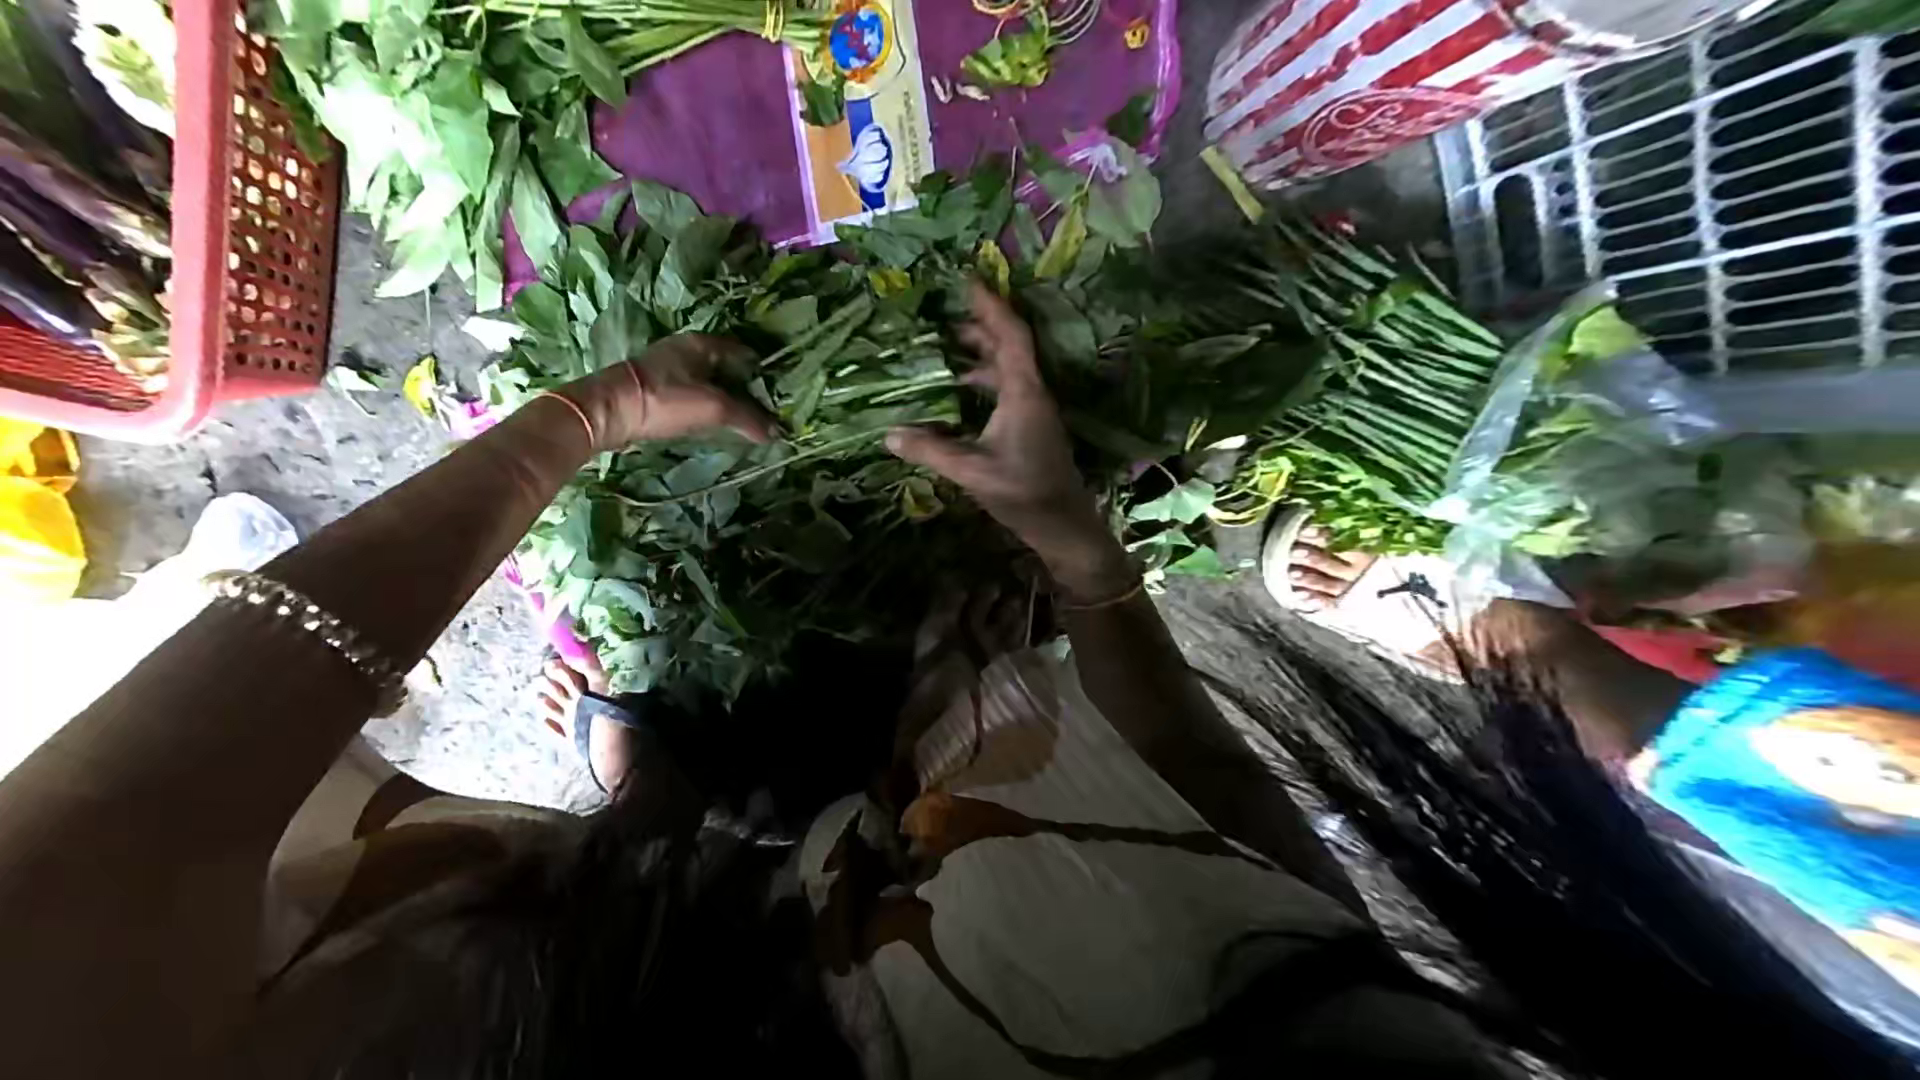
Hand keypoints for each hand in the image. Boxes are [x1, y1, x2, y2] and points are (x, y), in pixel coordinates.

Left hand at [567, 334, 773, 450]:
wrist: (609, 413)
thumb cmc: (666, 400)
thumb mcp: (714, 408)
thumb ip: (749, 418)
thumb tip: (777, 432)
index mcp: (702, 344)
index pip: (744, 351)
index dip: (763, 369)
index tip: (779, 389)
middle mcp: (686, 349)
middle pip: (727, 366)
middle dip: (747, 384)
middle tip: (768, 406)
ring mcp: (669, 367)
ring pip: (710, 379)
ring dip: (728, 395)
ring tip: (748, 416)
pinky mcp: (658, 388)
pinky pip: (695, 392)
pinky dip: (710, 403)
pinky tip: (718, 419)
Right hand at [886, 282, 1134, 600]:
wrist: (1062, 524)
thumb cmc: (1023, 493)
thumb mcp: (972, 471)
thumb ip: (931, 450)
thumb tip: (889, 434)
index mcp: (1023, 392)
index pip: (1010, 335)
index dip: (990, 304)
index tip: (966, 280)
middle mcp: (1032, 393)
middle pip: (1007, 347)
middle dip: (977, 327)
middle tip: (942, 318)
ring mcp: (1033, 410)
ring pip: (1006, 370)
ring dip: (978, 356)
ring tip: (944, 351)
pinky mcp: (1030, 427)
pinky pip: (1005, 390)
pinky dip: (981, 383)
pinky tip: (957, 393)